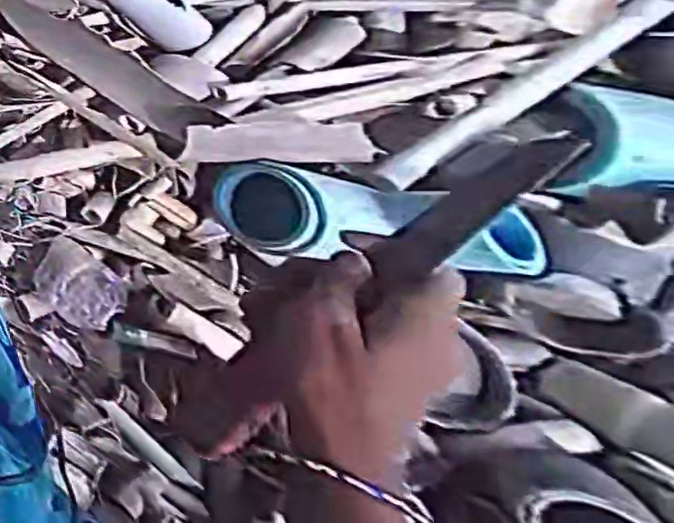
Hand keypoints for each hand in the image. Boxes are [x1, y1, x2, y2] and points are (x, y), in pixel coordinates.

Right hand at [175, 251, 463, 487]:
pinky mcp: (392, 372)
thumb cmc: (327, 383)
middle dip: (327, 277)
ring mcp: (414, 358)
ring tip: (271, 312)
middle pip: (385, 283)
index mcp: (425, 322)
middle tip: (285, 286)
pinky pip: (360, 330)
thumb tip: (353, 259)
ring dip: (312, 300)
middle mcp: (432, 338)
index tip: (339, 249)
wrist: (338, 455)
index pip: (432, 266)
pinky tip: (282, 330)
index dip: (386, 249)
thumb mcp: (318, 317)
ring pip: (364, 305)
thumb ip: (338, 279)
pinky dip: (321, 323)